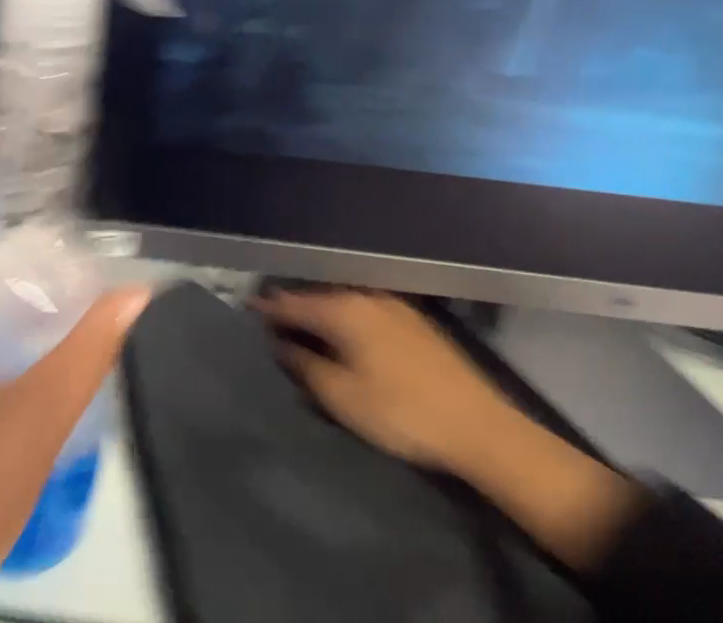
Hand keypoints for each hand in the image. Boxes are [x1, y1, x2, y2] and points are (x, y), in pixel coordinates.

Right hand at [258, 288, 645, 571]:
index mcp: (344, 309)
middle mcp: (367, 296)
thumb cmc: (399, 412)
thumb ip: (303, 364)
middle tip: (268, 323)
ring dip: (320, 313)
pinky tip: (342, 337)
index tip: (244, 310)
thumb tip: (280, 343)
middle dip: (292, 308)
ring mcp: (394, 306)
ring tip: (301, 331)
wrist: (478, 427)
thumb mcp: (340, 395)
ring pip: (342, 302)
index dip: (265, 308)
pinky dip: (344, 319)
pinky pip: (363, 309)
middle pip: (317, 297)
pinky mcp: (414, 321)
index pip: (291, 302)